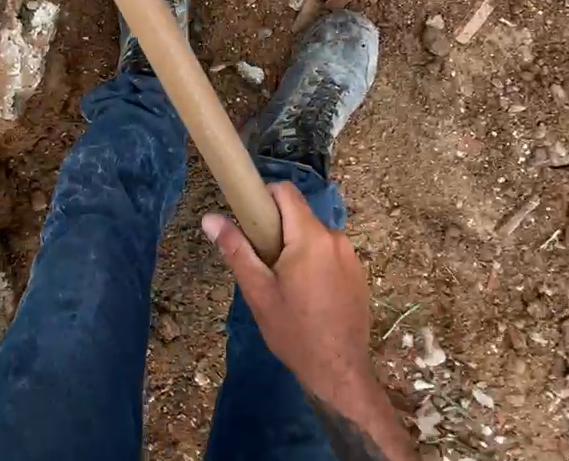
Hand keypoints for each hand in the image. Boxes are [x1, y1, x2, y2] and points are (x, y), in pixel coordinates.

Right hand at [203, 181, 382, 420]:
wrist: (341, 375)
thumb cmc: (295, 331)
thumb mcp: (258, 291)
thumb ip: (235, 249)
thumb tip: (209, 218)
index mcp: (310, 237)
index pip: (285, 191)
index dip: (263, 197)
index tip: (250, 223)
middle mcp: (335, 238)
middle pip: (298, 214)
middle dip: (277, 229)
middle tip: (263, 263)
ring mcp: (351, 256)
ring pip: (313, 234)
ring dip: (295, 246)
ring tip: (284, 283)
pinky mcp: (359, 274)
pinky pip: (328, 252)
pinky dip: (314, 261)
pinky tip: (306, 294)